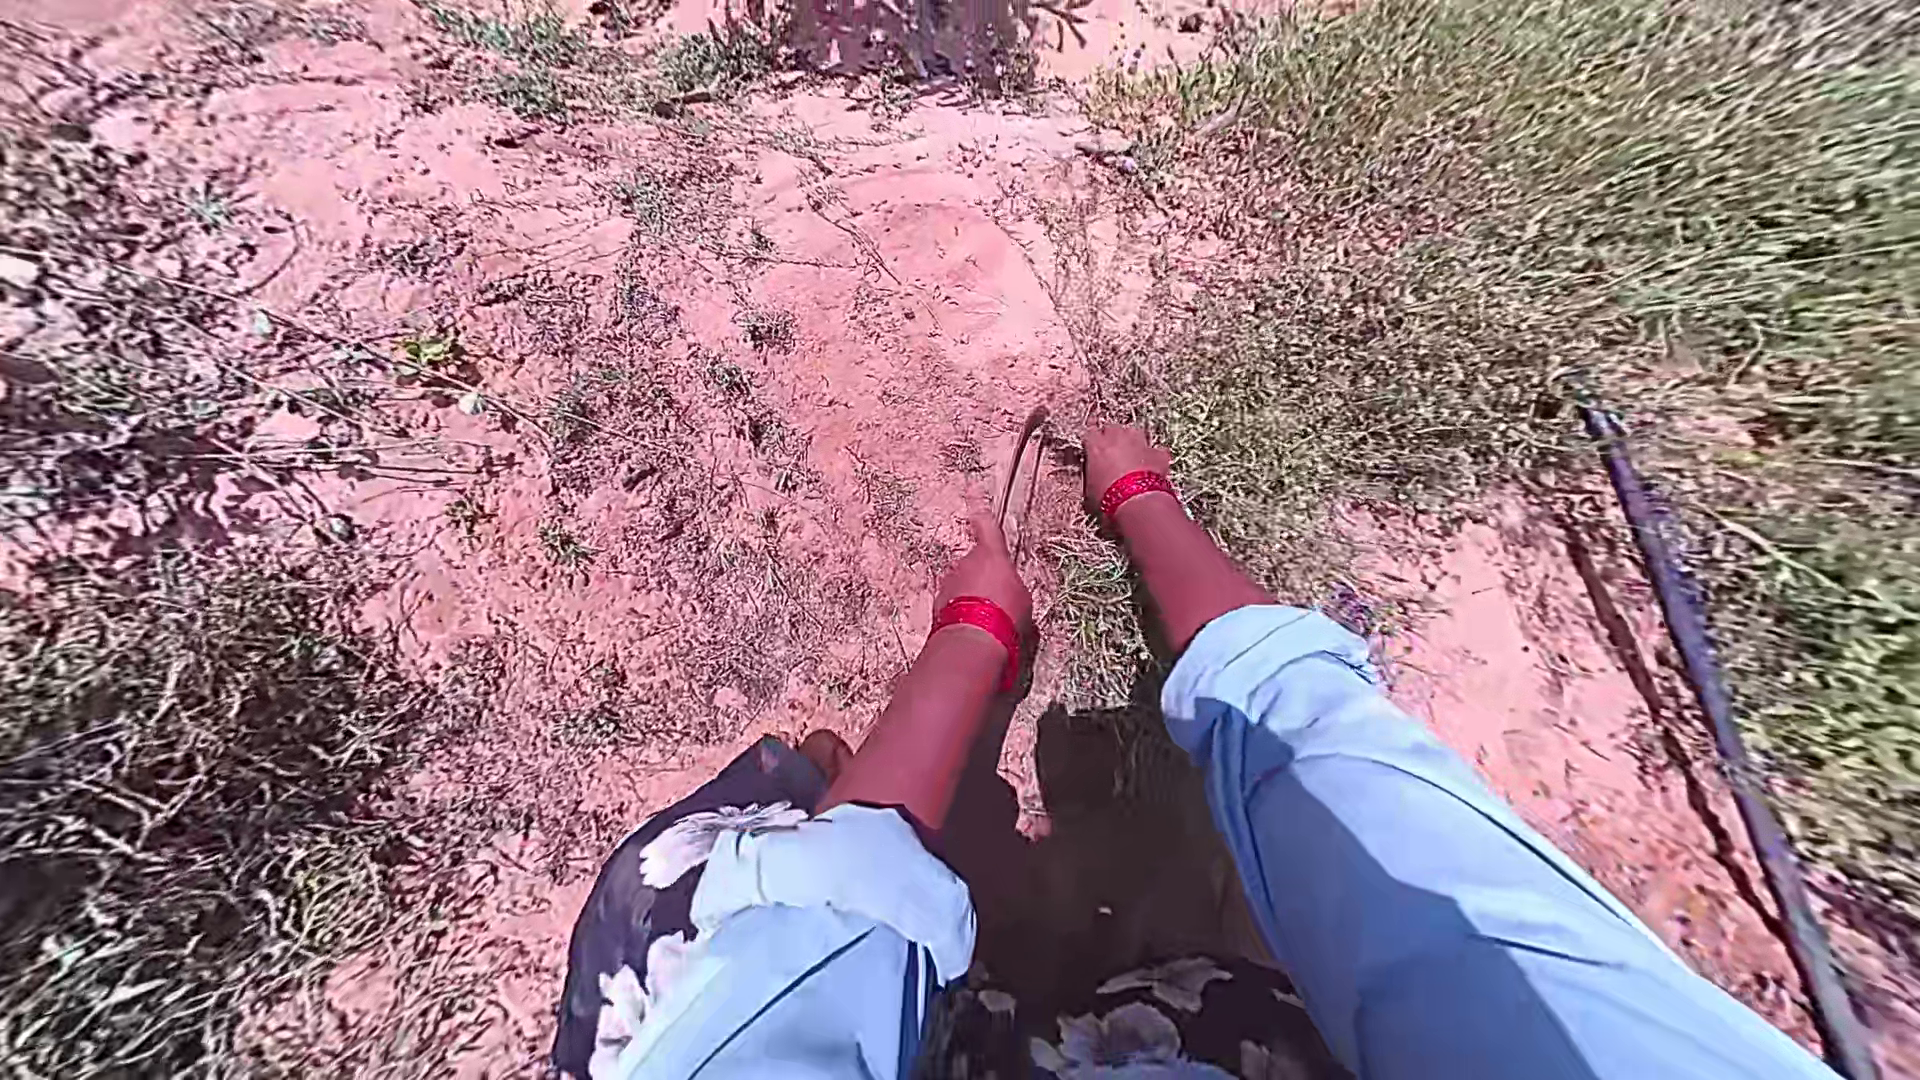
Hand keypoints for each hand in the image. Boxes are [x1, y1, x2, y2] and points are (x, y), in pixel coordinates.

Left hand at [934, 514, 1032, 634]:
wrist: (974, 640)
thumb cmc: (1005, 615)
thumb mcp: (1023, 598)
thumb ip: (1013, 585)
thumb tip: (1011, 592)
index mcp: (992, 555)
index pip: (987, 526)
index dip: (981, 510)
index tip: (973, 493)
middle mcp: (966, 563)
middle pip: (974, 562)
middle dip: (983, 577)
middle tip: (998, 599)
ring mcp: (949, 582)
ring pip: (961, 584)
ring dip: (971, 596)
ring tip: (987, 619)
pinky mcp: (938, 603)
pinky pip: (952, 602)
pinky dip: (960, 611)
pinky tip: (973, 628)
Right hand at [1083, 425, 1171, 513]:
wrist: (1135, 503)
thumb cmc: (1107, 497)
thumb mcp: (1088, 490)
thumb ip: (1090, 478)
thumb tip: (1092, 482)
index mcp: (1095, 445)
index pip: (1090, 434)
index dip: (1092, 442)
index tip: (1092, 448)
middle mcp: (1117, 437)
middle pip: (1112, 429)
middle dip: (1111, 438)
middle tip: (1110, 455)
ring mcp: (1139, 442)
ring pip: (1134, 433)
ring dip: (1132, 442)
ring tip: (1130, 459)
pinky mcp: (1158, 453)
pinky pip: (1155, 451)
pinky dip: (1153, 458)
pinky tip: (1150, 470)